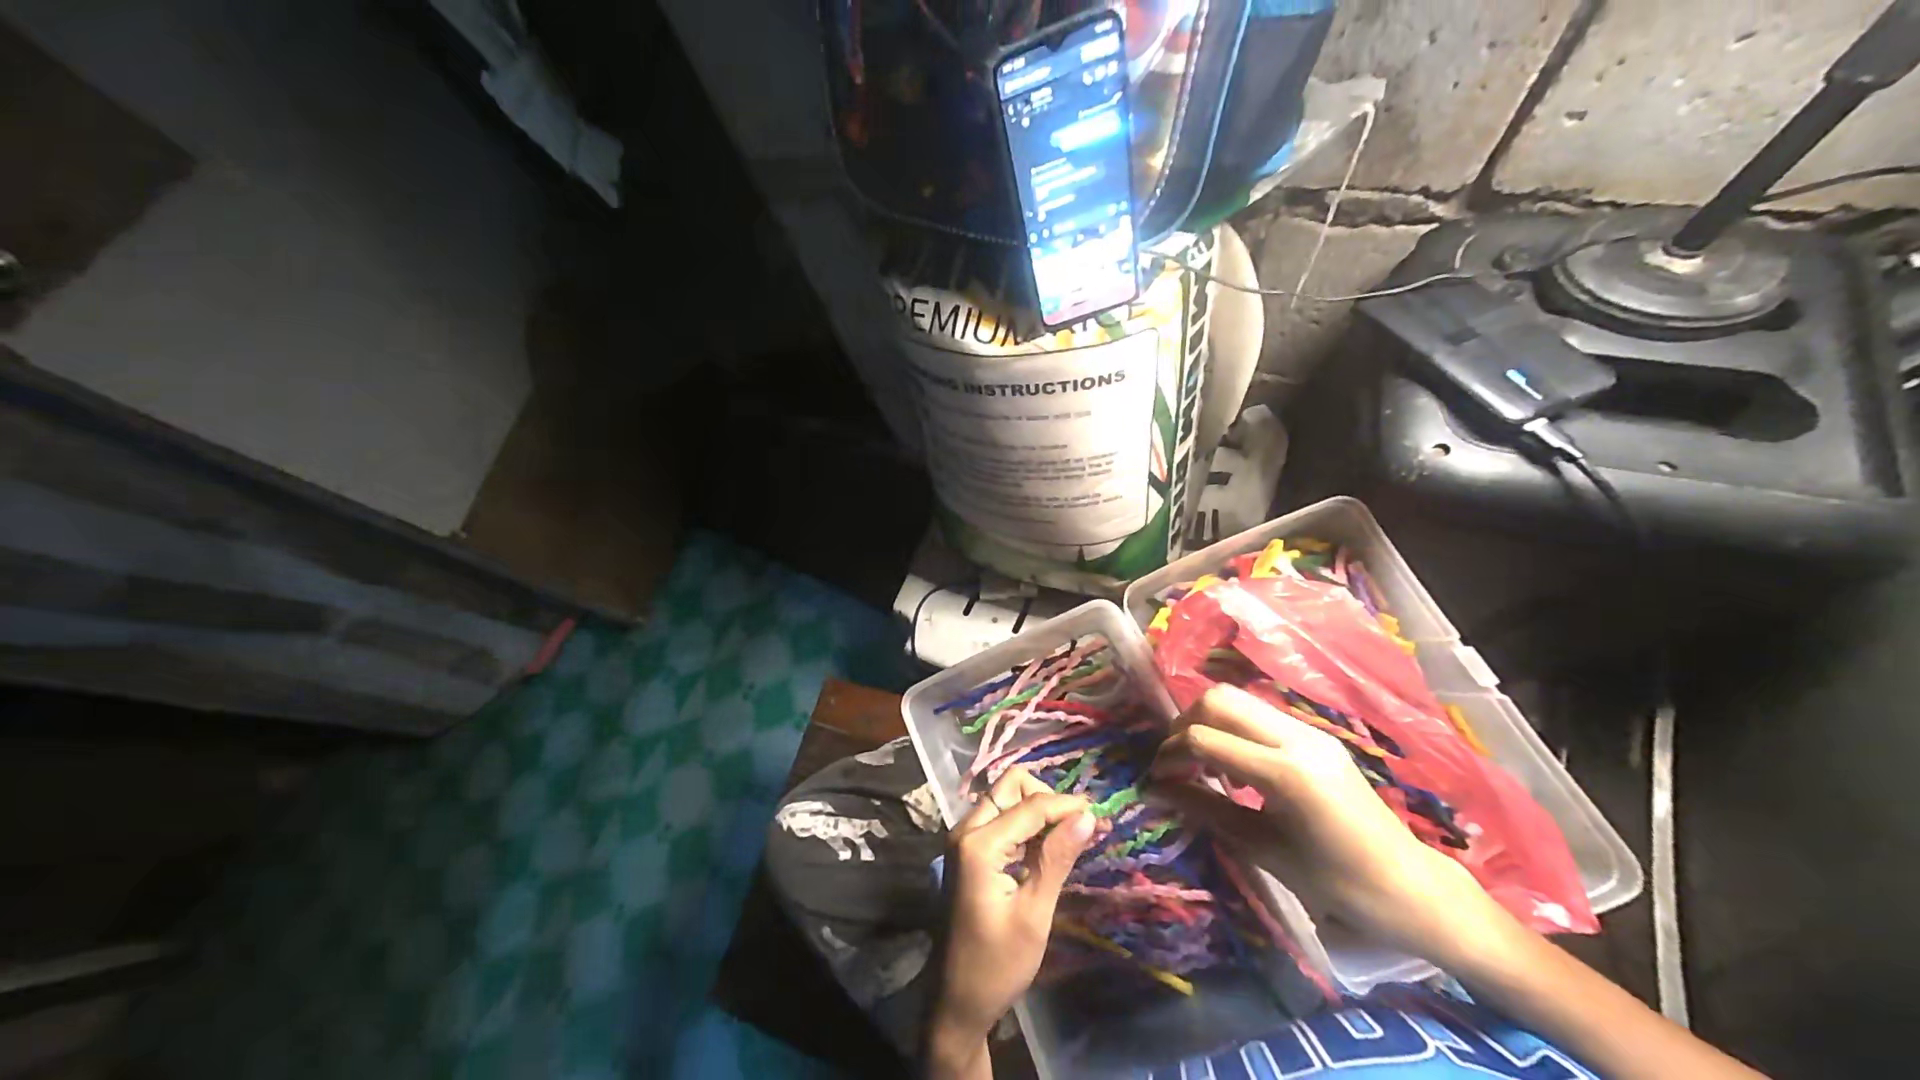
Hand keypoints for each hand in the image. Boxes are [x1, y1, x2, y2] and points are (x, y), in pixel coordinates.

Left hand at [927, 768, 1095, 1077]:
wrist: (955, 1000)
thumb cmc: (996, 965)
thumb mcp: (1034, 914)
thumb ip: (1057, 859)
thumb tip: (1086, 816)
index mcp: (979, 844)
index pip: (1031, 805)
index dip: (1068, 805)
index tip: (1101, 814)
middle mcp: (966, 830)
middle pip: (1011, 786)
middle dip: (1048, 798)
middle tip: (1079, 827)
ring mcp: (963, 839)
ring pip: (1005, 799)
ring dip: (1038, 810)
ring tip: (1070, 838)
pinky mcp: (968, 852)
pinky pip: (1000, 819)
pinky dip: (1026, 825)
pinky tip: (1048, 849)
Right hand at [1148, 684, 1509, 967]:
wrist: (1410, 887)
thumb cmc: (1337, 883)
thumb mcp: (1263, 850)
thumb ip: (1205, 810)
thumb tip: (1154, 791)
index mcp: (1287, 773)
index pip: (1205, 739)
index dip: (1170, 755)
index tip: (1157, 779)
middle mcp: (1298, 738)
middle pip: (1219, 699)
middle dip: (1184, 724)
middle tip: (1176, 762)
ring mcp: (1310, 732)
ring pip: (1239, 700)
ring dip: (1208, 723)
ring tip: (1203, 766)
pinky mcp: (1316, 736)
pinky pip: (1259, 715)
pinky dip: (1232, 729)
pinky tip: (1234, 767)